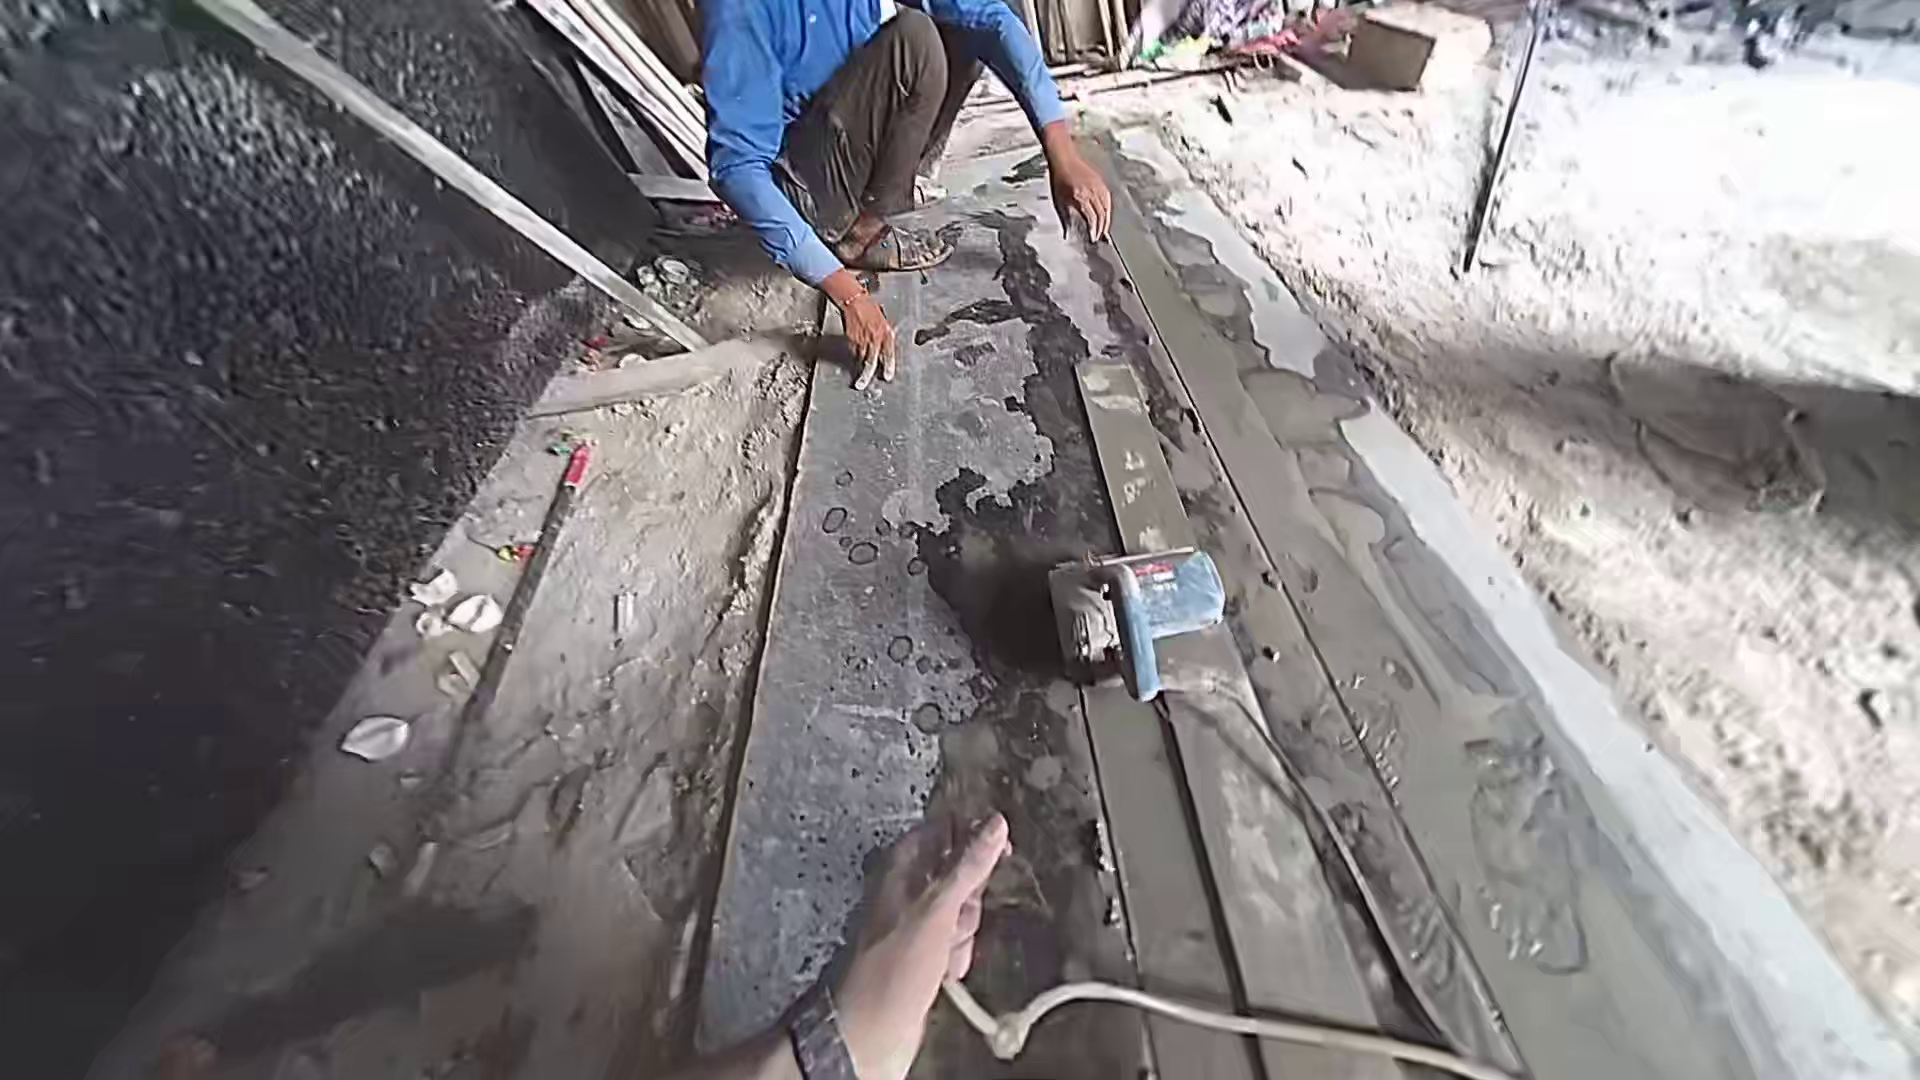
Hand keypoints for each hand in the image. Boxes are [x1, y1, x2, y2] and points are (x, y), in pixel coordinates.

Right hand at [824, 268, 896, 389]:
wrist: (854, 300)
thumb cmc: (870, 310)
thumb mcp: (883, 323)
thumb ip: (885, 338)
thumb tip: (885, 353)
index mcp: (886, 334)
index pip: (888, 354)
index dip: (888, 367)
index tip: (887, 378)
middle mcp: (874, 338)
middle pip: (870, 361)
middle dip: (867, 375)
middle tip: (862, 385)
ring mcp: (861, 339)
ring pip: (860, 359)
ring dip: (859, 369)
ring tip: (859, 379)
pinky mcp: (851, 339)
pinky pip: (853, 352)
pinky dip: (854, 358)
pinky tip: (855, 361)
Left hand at [835, 814, 1011, 1079]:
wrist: (870, 1035)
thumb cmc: (895, 965)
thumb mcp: (937, 909)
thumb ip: (969, 863)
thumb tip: (996, 822)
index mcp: (905, 860)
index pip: (949, 828)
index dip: (976, 839)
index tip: (998, 857)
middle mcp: (909, 883)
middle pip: (961, 870)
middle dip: (969, 899)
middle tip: (957, 920)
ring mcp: (916, 917)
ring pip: (962, 907)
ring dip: (963, 932)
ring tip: (945, 952)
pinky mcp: (924, 948)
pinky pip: (956, 937)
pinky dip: (957, 953)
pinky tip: (945, 971)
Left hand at [1041, 122, 1110, 241]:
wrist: (1064, 159)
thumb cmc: (1058, 180)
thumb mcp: (1059, 202)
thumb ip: (1065, 219)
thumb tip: (1068, 235)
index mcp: (1081, 197)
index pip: (1092, 218)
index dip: (1093, 230)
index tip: (1093, 239)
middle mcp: (1091, 191)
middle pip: (1102, 214)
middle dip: (1101, 228)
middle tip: (1099, 238)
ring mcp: (1097, 185)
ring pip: (1107, 207)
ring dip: (1106, 220)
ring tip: (1104, 230)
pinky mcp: (1100, 181)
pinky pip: (1107, 198)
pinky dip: (1108, 209)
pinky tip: (1106, 215)